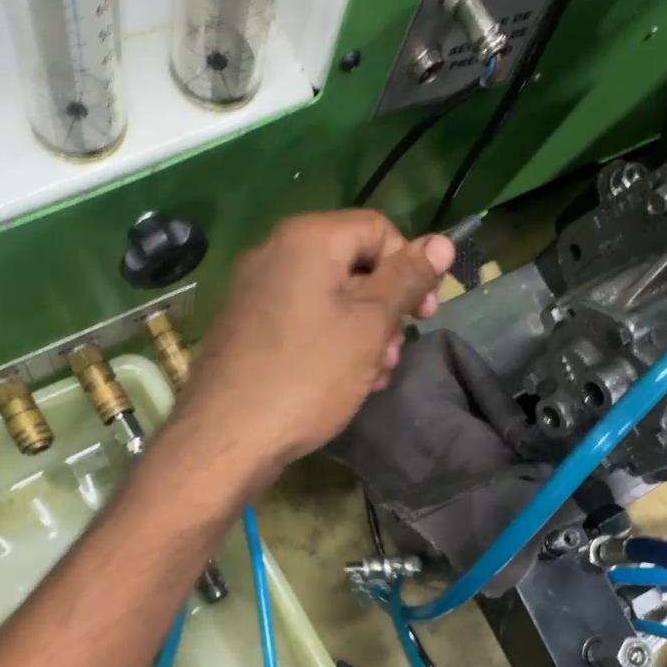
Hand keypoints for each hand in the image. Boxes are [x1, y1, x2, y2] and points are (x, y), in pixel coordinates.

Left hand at [176, 211, 454, 474]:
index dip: (410, 267)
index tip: (425, 314)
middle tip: (394, 355)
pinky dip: (327, 343)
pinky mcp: (243, 328)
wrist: (226, 436)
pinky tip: (339, 383)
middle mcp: (274, 252)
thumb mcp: (370, 327)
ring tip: (371, 377)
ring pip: (327, 299)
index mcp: (307, 239)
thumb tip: (441, 242)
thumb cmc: (308, 376)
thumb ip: (406, 281)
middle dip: (384, 309)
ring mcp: (253, 292)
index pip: (378, 229)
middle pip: (352, 264)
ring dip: (361, 333)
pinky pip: (299, 322)